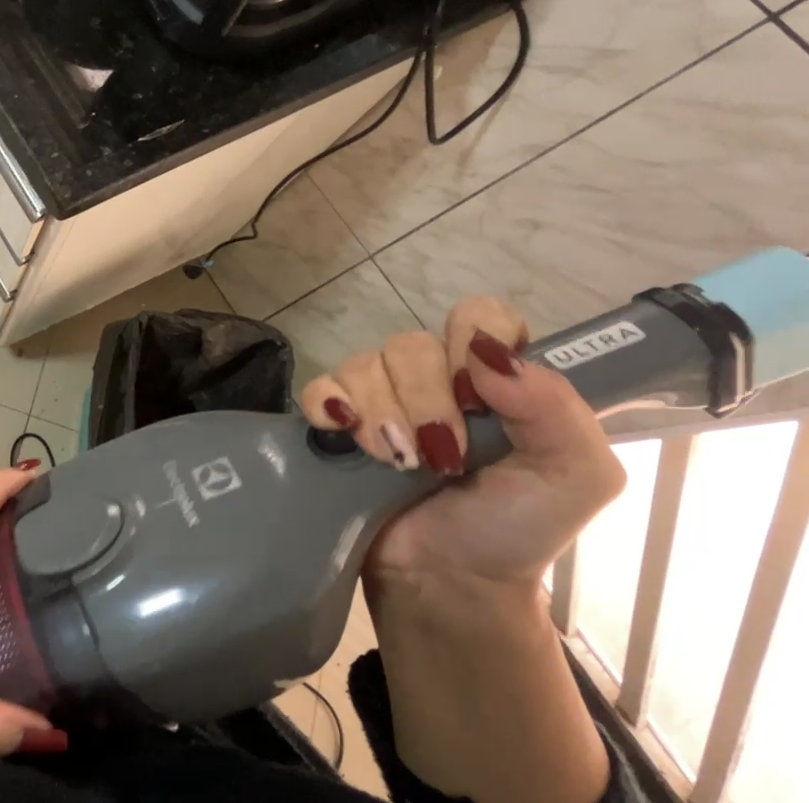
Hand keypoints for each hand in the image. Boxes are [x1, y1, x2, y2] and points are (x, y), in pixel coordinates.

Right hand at [298, 297, 626, 590]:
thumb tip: (485, 355)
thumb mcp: (577, 476)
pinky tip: (345, 438)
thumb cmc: (515, 530)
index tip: (479, 394)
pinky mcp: (334, 420)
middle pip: (413, 344)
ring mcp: (380, 398)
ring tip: (396, 464)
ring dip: (382, 416)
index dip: (473, 342)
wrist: (444, 580)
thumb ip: (557, 408)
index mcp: (497, 381)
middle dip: (425, 401)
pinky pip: (319, 386)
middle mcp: (437, 380)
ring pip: (364, 364)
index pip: (480, 317)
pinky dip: (329, 407)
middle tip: (441, 455)